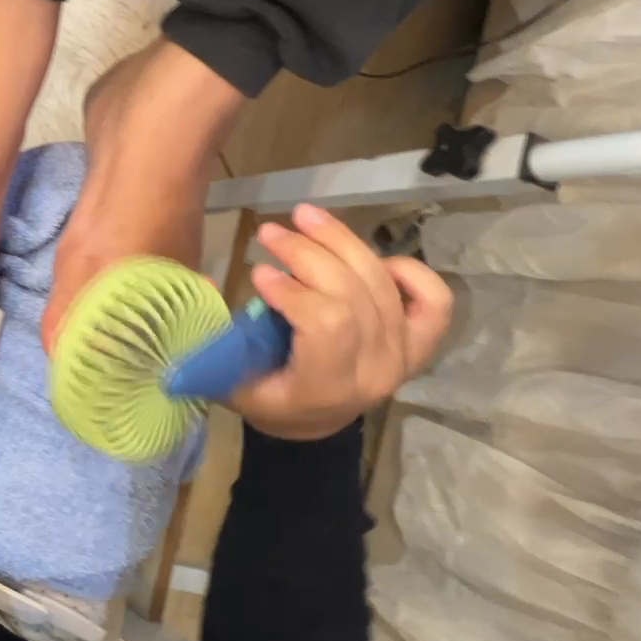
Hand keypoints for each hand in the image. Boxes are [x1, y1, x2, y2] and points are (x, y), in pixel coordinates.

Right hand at [228, 203, 452, 440]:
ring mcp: (403, 355)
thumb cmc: (262, 401)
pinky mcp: (418, 342)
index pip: (327, 325)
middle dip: (307, 254)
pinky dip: (406, 270)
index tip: (257, 271)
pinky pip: (432, 299)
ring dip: (340, 241)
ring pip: (381, 283)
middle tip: (269, 231)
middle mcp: (375, 369)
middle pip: (352, 294)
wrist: (310, 424)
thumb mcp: (227, 381)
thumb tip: (208, 280)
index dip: (293, 291)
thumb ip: (219, 338)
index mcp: (326, 386)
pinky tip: (370, 256)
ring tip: (304, 216)